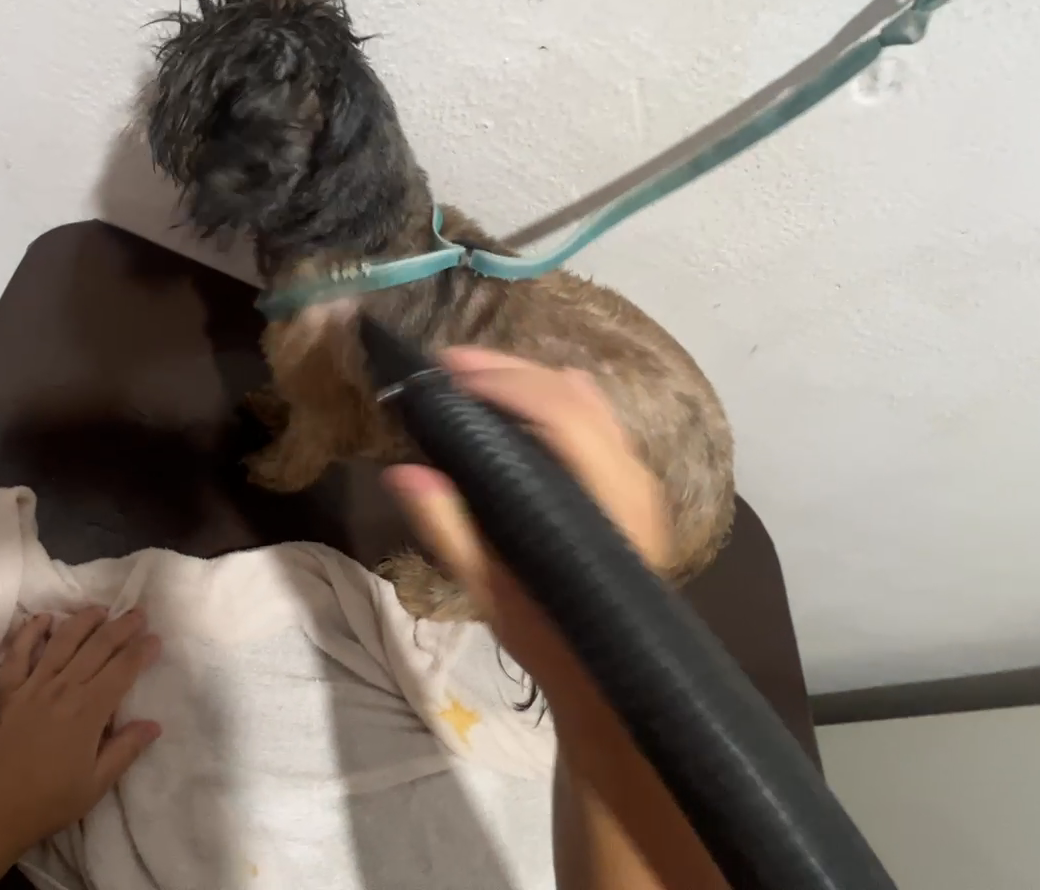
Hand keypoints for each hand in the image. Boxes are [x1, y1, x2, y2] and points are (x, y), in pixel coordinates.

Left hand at [0, 607, 162, 850]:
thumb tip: (154, 724)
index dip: (142, 650)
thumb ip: (126, 750)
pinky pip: (18, 652)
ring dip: (84, 620)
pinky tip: (43, 618)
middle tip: (138, 613)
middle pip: (98, 646)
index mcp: (88, 711)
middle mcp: (63, 688)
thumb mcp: (96, 784)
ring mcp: (33, 685)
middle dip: (122, 626)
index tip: (155, 639)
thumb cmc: (49, 801)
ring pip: (63, 640)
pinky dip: (30, 632)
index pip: (123, 669)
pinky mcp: (7, 690)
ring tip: (101, 609)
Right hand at [381, 346, 672, 700]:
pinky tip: (524, 394)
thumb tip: (403, 473)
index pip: (559, 415)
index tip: (451, 371)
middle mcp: (627, 479)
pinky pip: (598, 418)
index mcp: (599, 503)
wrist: (611, 677)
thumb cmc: (548, 637)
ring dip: (531, 378)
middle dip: (509, 370)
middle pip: (573, 394)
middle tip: (451, 363)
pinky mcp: (632, 485)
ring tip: (476, 373)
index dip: (505, 382)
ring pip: (589, 401)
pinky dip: (556, 395)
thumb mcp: (489, 592)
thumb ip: (448, 531)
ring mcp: (637, 480)